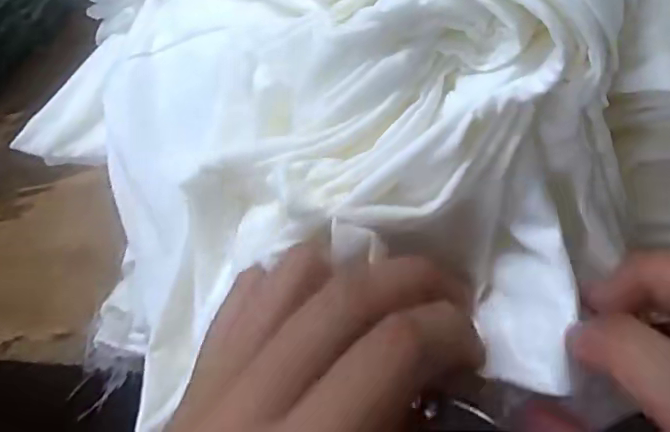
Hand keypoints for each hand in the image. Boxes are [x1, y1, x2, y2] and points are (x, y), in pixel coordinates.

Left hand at [168, 243, 484, 431]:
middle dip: (415, 280)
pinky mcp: (195, 374)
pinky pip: (249, 293)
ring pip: (292, 274)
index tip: (473, 344)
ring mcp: (214, 379)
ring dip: (352, 269)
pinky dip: (293, 280)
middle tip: (453, 297)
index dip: (446, 331)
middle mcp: (253, 401)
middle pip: (347, 296)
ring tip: (389, 296)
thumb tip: (443, 385)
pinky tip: (321, 301)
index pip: (389, 349)